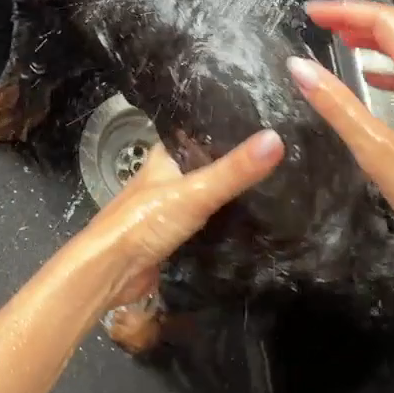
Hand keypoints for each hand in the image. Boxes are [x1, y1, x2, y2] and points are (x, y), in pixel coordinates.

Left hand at [64, 130, 282, 308]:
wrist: (111, 271)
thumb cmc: (145, 222)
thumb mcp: (196, 192)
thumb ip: (234, 171)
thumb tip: (276, 138)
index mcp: (166, 155)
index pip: (201, 130)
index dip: (231, 125)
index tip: (269, 121)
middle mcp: (167, 176)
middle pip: (207, 163)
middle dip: (237, 162)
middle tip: (283, 158)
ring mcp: (169, 206)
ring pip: (208, 194)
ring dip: (232, 194)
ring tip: (278, 187)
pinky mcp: (174, 234)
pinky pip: (207, 223)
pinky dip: (225, 222)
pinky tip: (253, 223)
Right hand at [286, 0, 393, 279]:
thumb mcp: (380, 156)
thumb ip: (338, 107)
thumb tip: (298, 65)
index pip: (388, 23)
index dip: (347, 11)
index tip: (311, 14)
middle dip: (366, 15)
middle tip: (327, 23)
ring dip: (383, 35)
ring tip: (344, 43)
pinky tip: (376, 81)